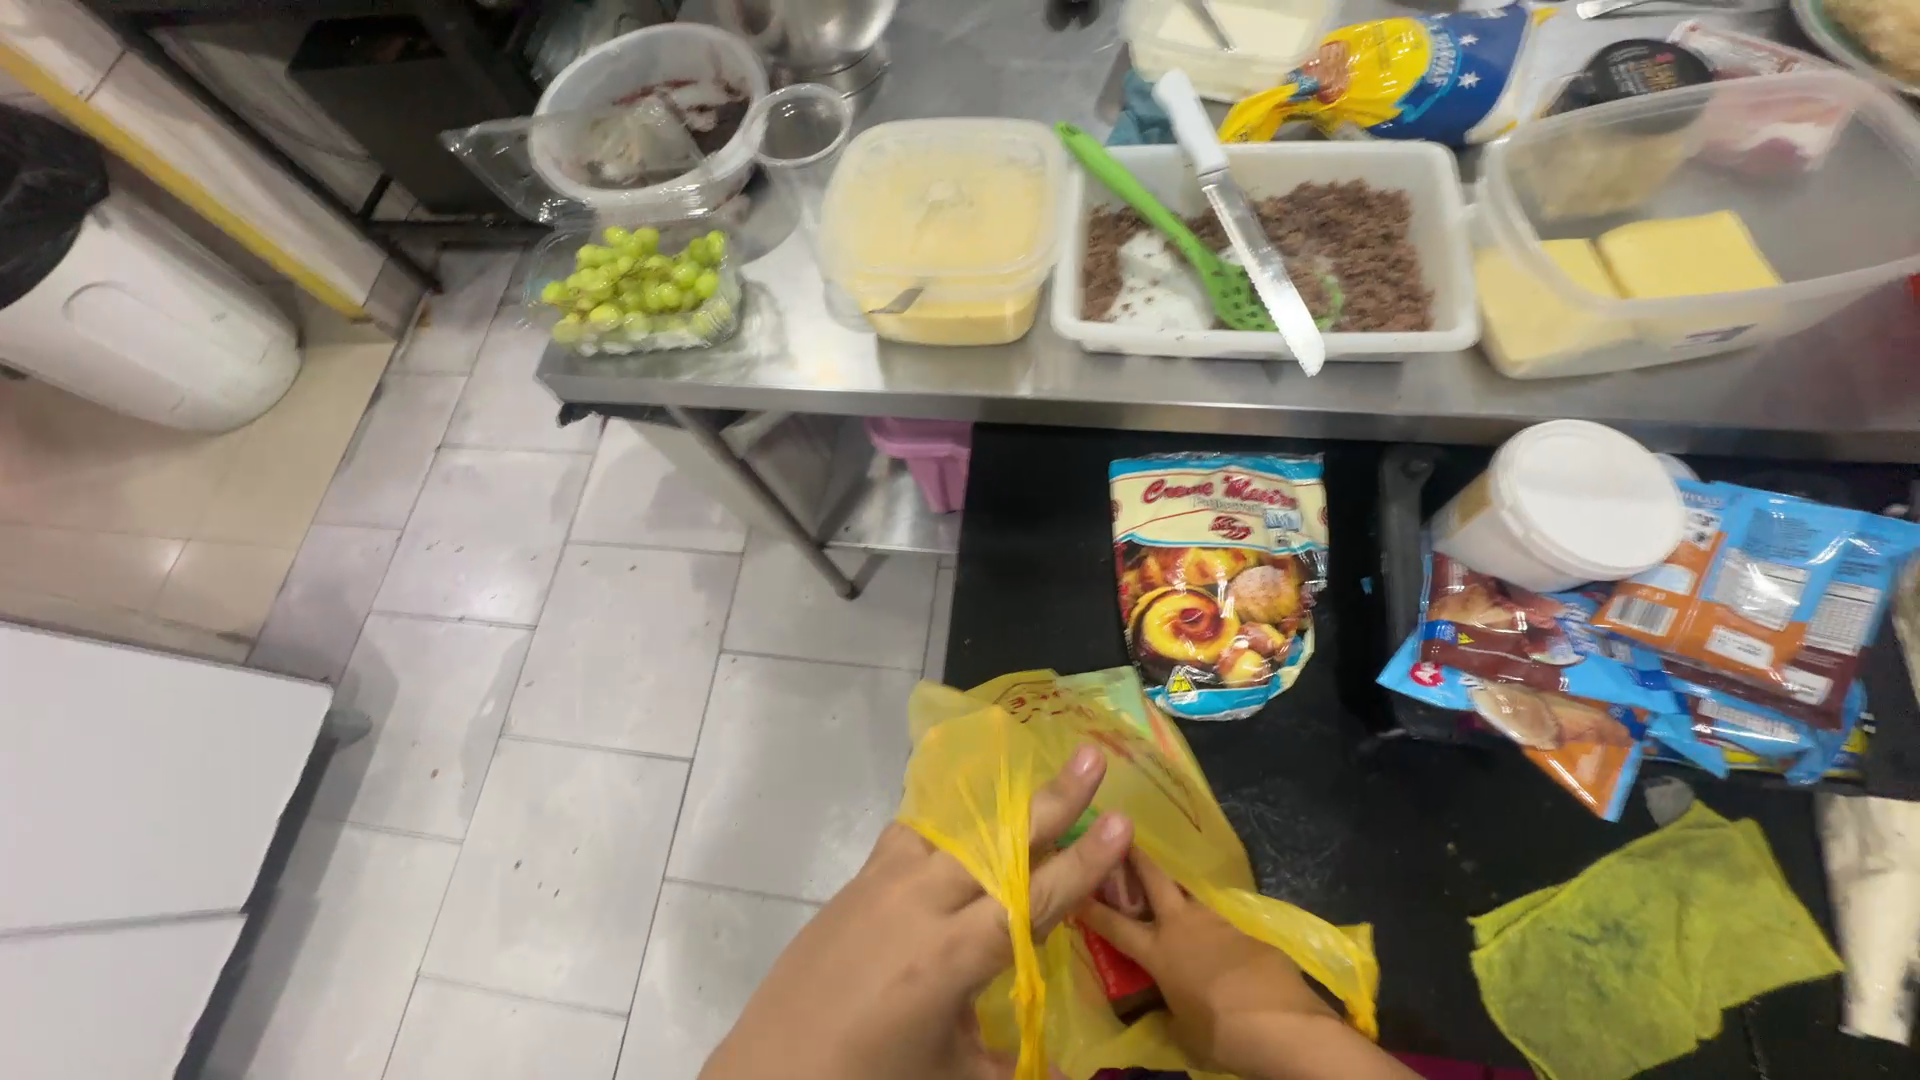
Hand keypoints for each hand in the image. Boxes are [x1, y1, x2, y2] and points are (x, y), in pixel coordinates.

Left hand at [701, 744, 1133, 1079]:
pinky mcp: (858, 879)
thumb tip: (1050, 1047)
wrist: (770, 1073)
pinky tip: (960, 813)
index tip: (1123, 820)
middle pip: (999, 839)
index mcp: (951, 958)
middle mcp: (919, 903)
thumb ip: (1009, 1051)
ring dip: (999, 799)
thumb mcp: (952, 1077)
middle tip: (1093, 756)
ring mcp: (883, 882)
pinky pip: (910, 832)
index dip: (1084, 861)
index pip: (1034, 897)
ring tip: (1033, 772)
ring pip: (952, 823)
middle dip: (1053, 799)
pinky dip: (943, 816)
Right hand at [1081, 852, 1377, 1079]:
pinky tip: (1212, 919)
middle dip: (1134, 854)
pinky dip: (1209, 912)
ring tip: (1168, 870)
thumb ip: (1169, 1008)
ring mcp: (1215, 919)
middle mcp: (1181, 924)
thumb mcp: (1183, 1030)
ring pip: (1189, 888)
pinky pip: (1219, 912)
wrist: (1282, 1024)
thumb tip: (1168, 1005)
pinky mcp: (1245, 925)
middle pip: (1152, 877)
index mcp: (1158, 952)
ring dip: (1176, 879)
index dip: (1090, 906)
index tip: (1074, 886)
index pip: (1113, 925)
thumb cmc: (1222, 1033)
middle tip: (1121, 832)